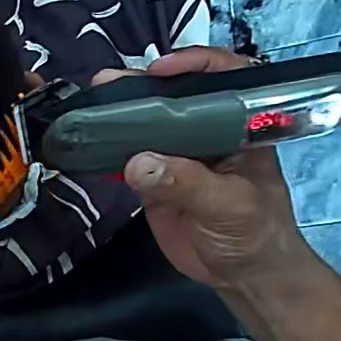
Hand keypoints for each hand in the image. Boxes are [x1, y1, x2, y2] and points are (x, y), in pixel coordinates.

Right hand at [93, 47, 314, 289]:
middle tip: (106, 83)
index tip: (161, 69)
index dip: (196, 64)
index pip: (224, 78)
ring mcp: (178, 156)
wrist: (243, 276)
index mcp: (237, 127)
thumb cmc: (254, 233)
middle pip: (174, 97)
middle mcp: (206, 133)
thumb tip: (136, 163)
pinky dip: (108, 153)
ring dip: (118, 116)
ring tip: (89, 106)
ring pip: (147, 126)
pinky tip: (87, 146)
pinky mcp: (155, 181)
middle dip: (141, 86)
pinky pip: (129, 160)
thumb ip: (185, 184)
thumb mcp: (228, 206)